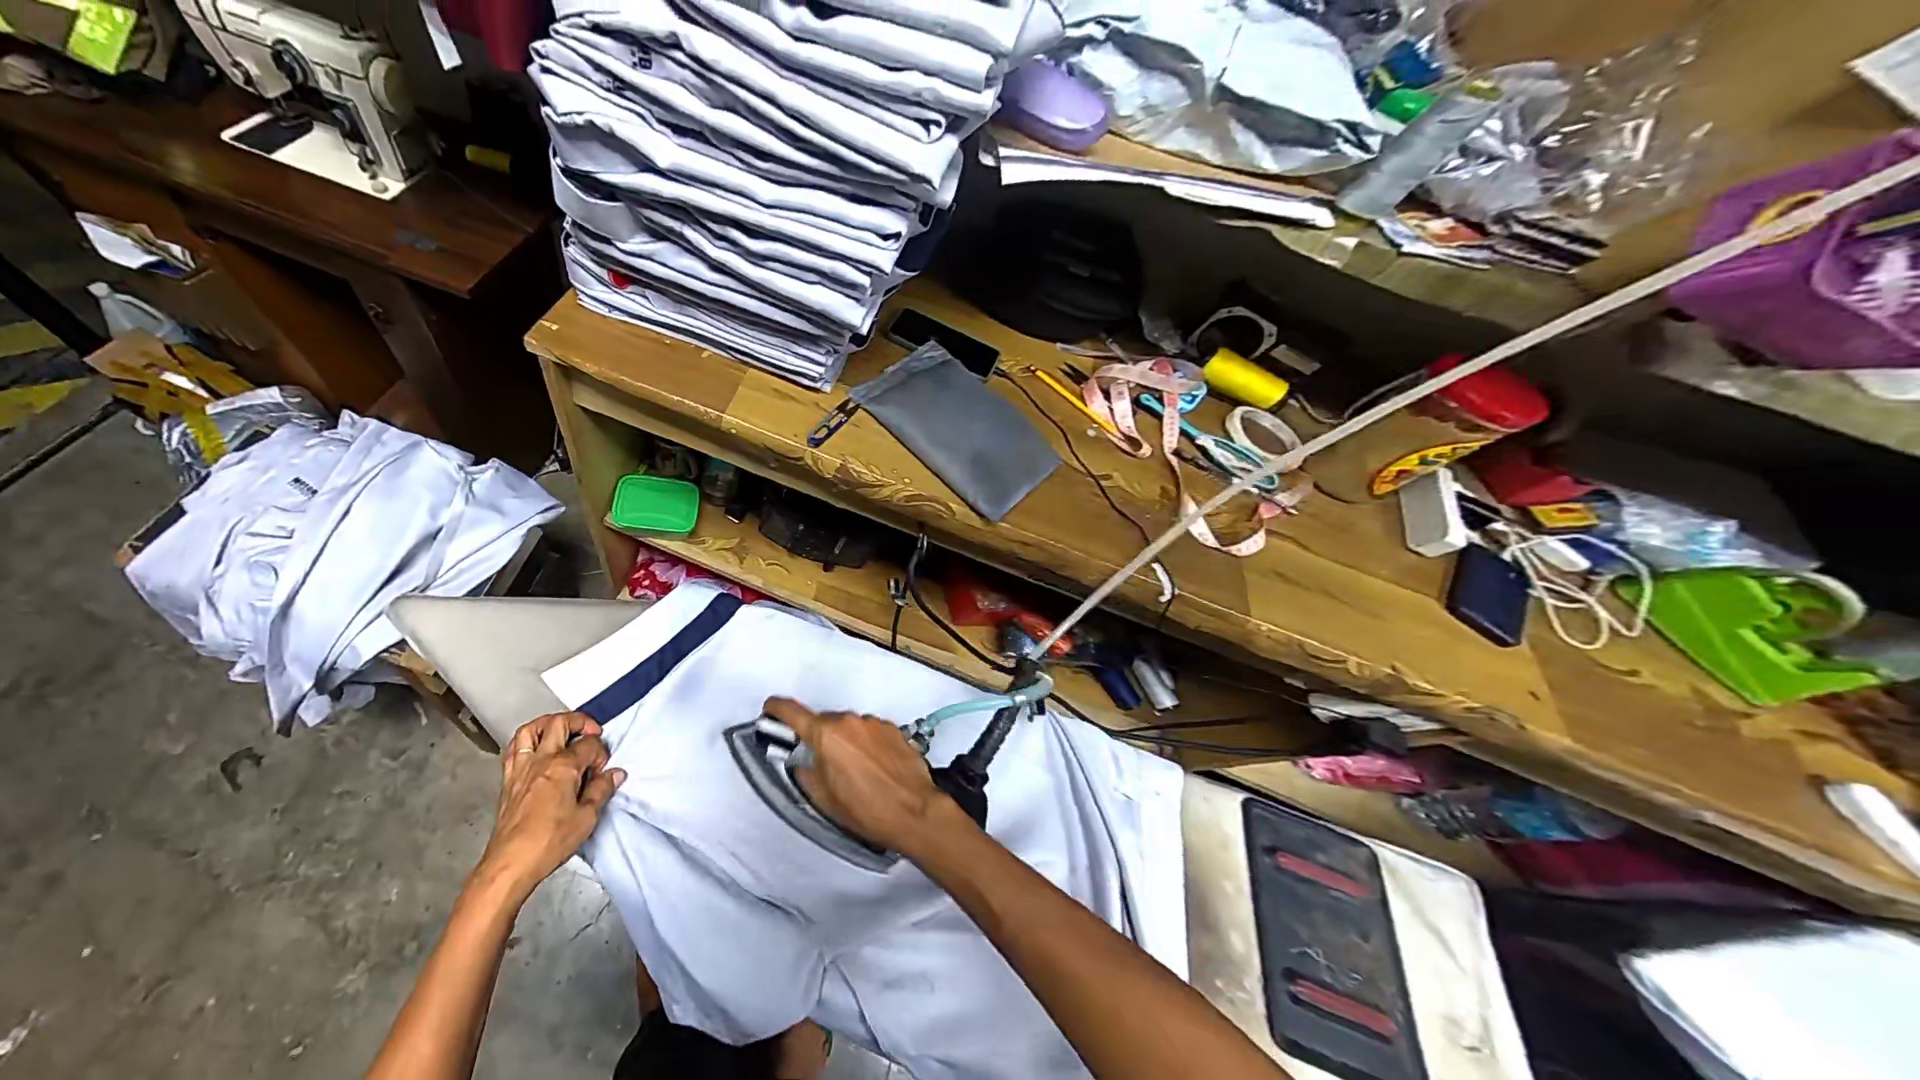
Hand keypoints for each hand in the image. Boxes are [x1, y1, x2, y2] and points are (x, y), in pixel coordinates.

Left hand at [473, 712, 625, 900]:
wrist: (510, 864)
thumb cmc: (548, 842)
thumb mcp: (588, 817)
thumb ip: (602, 790)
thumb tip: (614, 775)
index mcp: (562, 767)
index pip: (589, 745)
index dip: (601, 753)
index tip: (603, 769)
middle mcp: (540, 761)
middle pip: (559, 724)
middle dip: (580, 721)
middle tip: (591, 732)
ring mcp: (520, 770)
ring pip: (530, 730)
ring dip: (549, 723)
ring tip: (562, 728)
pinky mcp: (507, 782)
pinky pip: (514, 749)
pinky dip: (527, 741)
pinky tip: (536, 748)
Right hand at [762, 697, 959, 855]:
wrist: (913, 811)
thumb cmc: (870, 810)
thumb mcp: (823, 797)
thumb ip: (805, 772)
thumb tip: (803, 762)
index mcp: (826, 735)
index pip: (791, 711)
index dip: (776, 709)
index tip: (770, 710)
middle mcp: (850, 722)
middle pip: (823, 722)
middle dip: (819, 739)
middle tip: (823, 766)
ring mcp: (873, 723)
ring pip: (848, 727)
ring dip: (846, 743)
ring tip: (856, 774)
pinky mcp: (893, 729)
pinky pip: (870, 732)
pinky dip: (867, 745)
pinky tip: (873, 769)